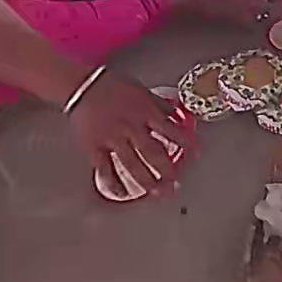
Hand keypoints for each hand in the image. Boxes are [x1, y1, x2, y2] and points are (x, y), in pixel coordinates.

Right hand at [68, 70, 195, 191]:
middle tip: (175, 185)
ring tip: (158, 193)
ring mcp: (113, 138)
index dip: (186, 143)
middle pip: (153, 153)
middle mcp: (132, 127)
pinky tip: (123, 194)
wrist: (85, 87)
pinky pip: (105, 169)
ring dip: (147, 181)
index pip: (172, 130)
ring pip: (132, 164)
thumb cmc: (115, 87)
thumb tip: (177, 117)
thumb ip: (161, 106)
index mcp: (146, 113)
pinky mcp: (95, 147)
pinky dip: (114, 183)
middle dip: (167, 171)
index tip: (196, 154)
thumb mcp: (144, 92)